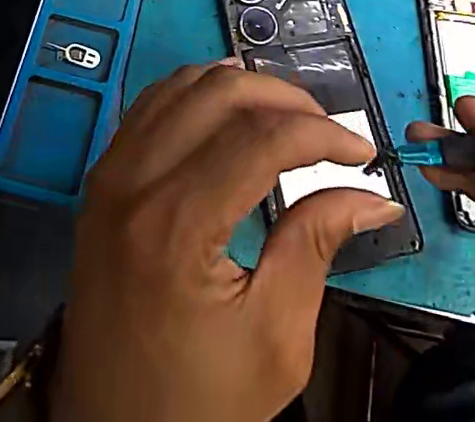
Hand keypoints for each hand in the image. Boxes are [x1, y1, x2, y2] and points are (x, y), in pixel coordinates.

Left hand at [51, 62, 404, 421]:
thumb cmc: (196, 398)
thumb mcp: (274, 338)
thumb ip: (316, 245)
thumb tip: (372, 195)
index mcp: (177, 224)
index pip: (260, 139)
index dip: (321, 133)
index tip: (361, 150)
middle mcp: (134, 181)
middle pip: (219, 94)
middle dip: (284, 97)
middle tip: (326, 129)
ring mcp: (110, 173)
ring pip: (181, 84)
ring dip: (241, 86)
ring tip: (286, 114)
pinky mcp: (102, 177)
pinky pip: (151, 104)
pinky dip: (197, 93)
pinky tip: (229, 111)